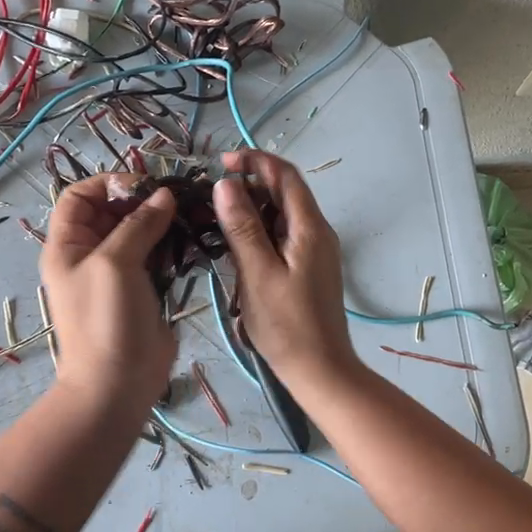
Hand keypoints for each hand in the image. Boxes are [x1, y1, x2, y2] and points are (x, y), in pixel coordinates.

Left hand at [39, 174, 178, 414]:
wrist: (117, 384)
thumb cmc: (106, 319)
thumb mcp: (116, 263)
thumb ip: (139, 224)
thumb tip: (164, 195)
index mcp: (67, 246)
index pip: (80, 197)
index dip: (108, 184)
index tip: (144, 185)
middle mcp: (88, 255)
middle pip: (112, 212)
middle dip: (142, 199)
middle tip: (177, 197)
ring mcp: (116, 273)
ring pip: (138, 232)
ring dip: (161, 221)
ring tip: (191, 213)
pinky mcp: (142, 289)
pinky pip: (155, 256)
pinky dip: (171, 244)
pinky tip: (192, 237)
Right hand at [212, 151, 359, 387]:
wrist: (320, 370)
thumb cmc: (287, 325)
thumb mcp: (258, 274)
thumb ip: (243, 228)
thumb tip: (226, 184)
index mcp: (310, 228)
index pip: (285, 176)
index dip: (255, 161)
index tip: (222, 162)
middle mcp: (317, 232)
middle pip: (284, 193)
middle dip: (250, 184)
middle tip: (211, 193)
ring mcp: (314, 251)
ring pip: (281, 215)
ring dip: (251, 209)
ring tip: (216, 216)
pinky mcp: (307, 268)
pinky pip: (282, 236)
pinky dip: (258, 231)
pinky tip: (234, 245)